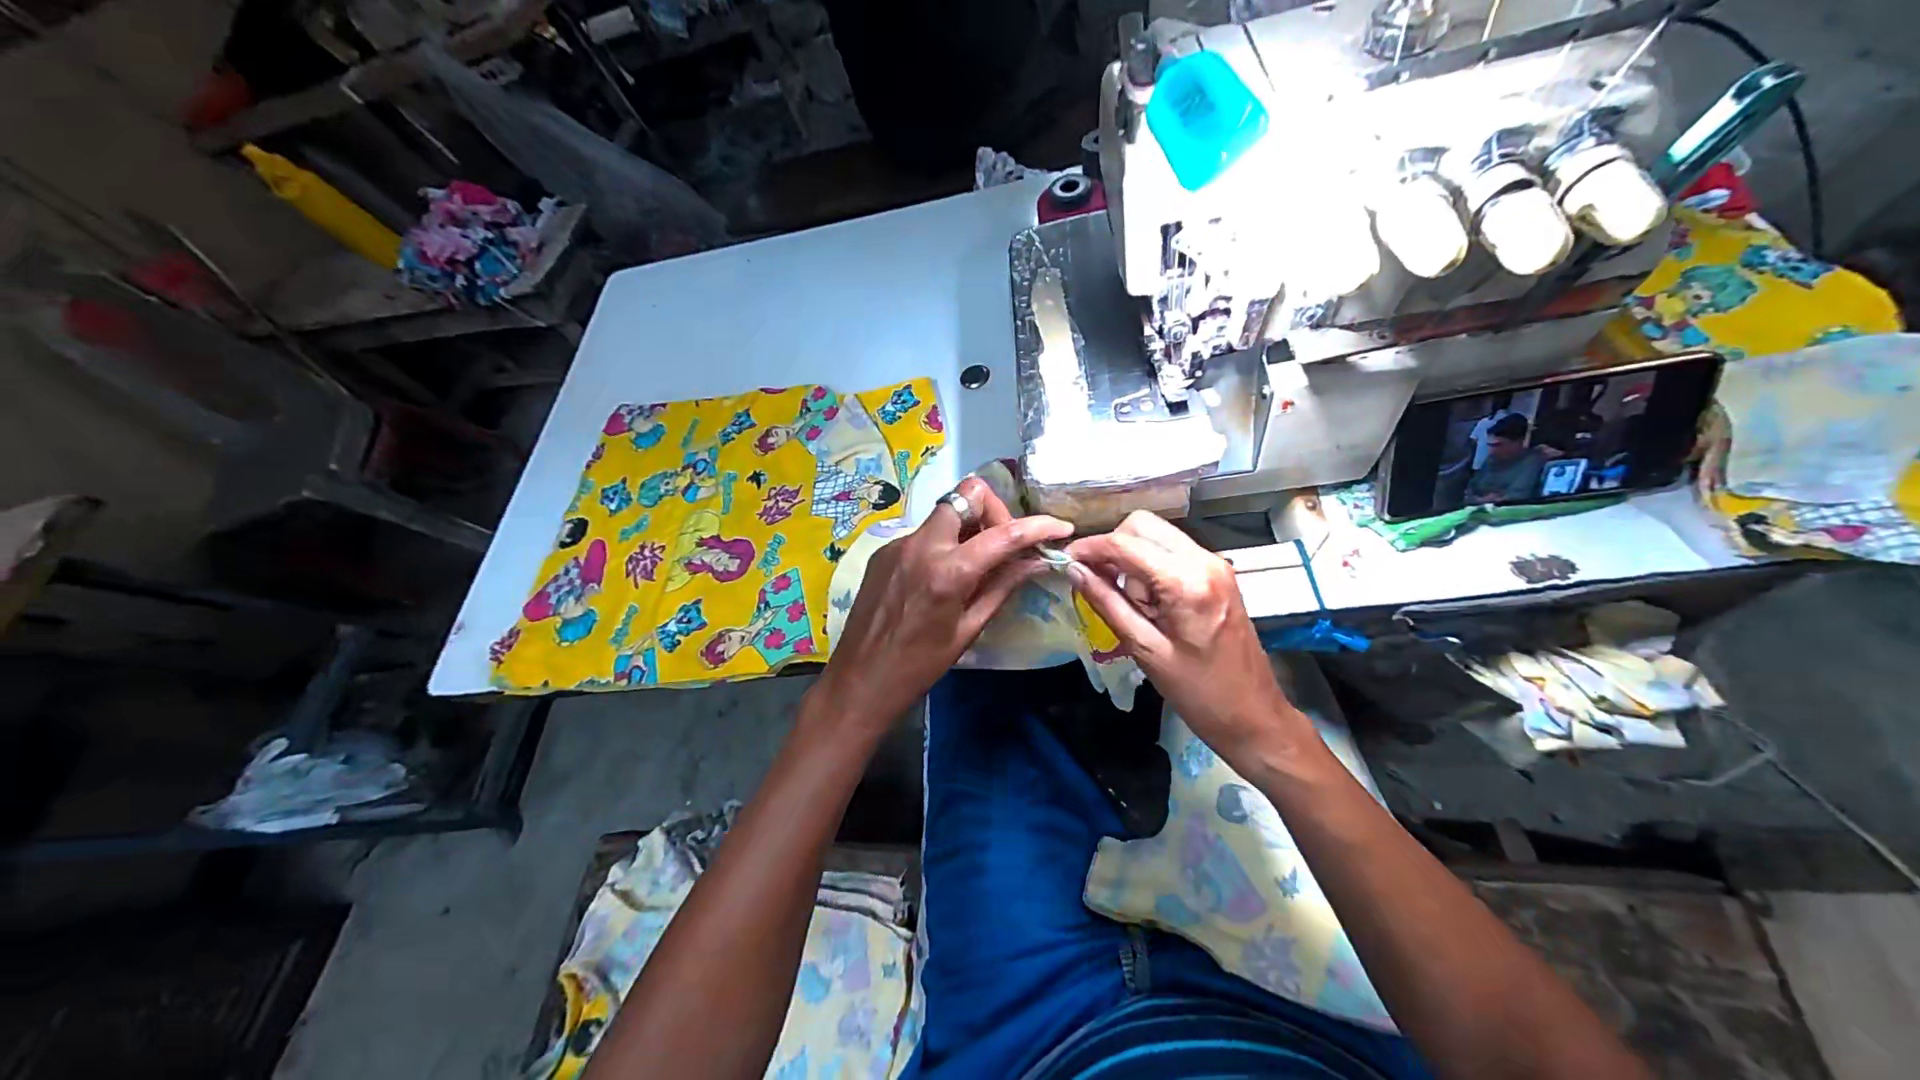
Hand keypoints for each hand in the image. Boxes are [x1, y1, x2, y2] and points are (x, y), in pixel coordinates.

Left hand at [815, 476, 1071, 730]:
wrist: (860, 681)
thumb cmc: (920, 666)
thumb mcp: (968, 629)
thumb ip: (1002, 586)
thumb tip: (1036, 561)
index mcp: (948, 571)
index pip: (1004, 534)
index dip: (1039, 527)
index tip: (1061, 528)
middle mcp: (921, 545)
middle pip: (968, 494)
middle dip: (994, 511)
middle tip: (1004, 546)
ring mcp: (898, 544)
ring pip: (945, 513)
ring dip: (969, 528)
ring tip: (976, 565)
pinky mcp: (883, 551)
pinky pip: (924, 533)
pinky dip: (944, 544)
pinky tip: (943, 577)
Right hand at [1066, 511, 1310, 763]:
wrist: (1253, 714)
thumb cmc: (1199, 692)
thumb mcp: (1145, 649)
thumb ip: (1107, 603)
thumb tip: (1075, 571)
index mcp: (1187, 582)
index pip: (1126, 544)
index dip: (1090, 548)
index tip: (1066, 561)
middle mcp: (1204, 561)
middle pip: (1142, 525)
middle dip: (1113, 549)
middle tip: (1098, 584)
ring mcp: (1215, 564)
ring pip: (1156, 535)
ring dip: (1131, 558)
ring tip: (1129, 603)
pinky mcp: (1217, 574)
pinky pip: (1171, 552)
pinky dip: (1149, 565)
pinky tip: (1147, 601)